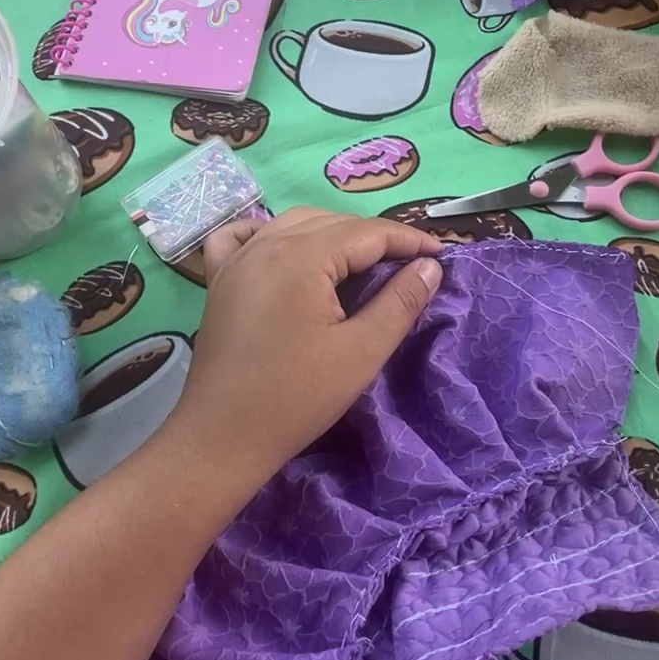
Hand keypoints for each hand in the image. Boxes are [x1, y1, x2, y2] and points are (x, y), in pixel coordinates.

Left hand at [161, 207, 443, 483]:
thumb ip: (400, 302)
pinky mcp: (218, 280)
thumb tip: (430, 267)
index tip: (440, 255)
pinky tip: (285, 247)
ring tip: (363, 259)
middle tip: (409, 264)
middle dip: (376, 236)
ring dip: (333, 231)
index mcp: (301, 258)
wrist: (223, 437)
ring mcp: (236, 260)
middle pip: (333, 222)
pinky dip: (269, 231)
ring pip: (294, 222)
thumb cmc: (297, 398)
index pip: (367, 232)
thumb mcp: (362, 352)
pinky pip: (243, 236)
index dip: (408, 239)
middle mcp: (266, 244)